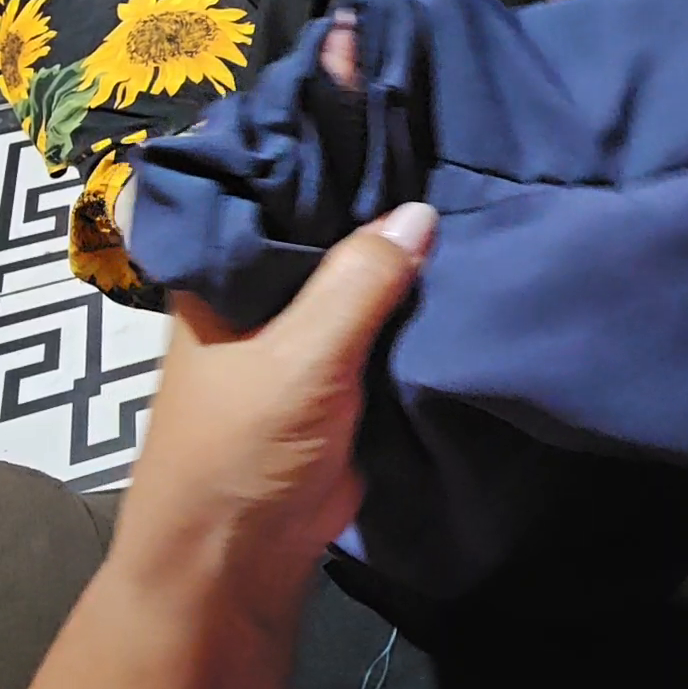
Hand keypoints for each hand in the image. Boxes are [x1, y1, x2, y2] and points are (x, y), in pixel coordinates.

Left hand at [107, 201, 437, 609]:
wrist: (243, 560)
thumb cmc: (244, 446)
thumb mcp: (301, 356)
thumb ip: (358, 284)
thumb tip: (421, 211)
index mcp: (225, 272)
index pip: (280, 193)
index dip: (330, 163)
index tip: (391, 127)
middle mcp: (261, 292)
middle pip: (328, 237)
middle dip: (378, 212)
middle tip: (444, 161)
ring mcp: (304, 334)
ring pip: (360, 282)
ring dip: (402, 262)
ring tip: (462, 203)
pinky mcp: (341, 371)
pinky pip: (382, 325)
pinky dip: (412, 308)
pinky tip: (456, 271)